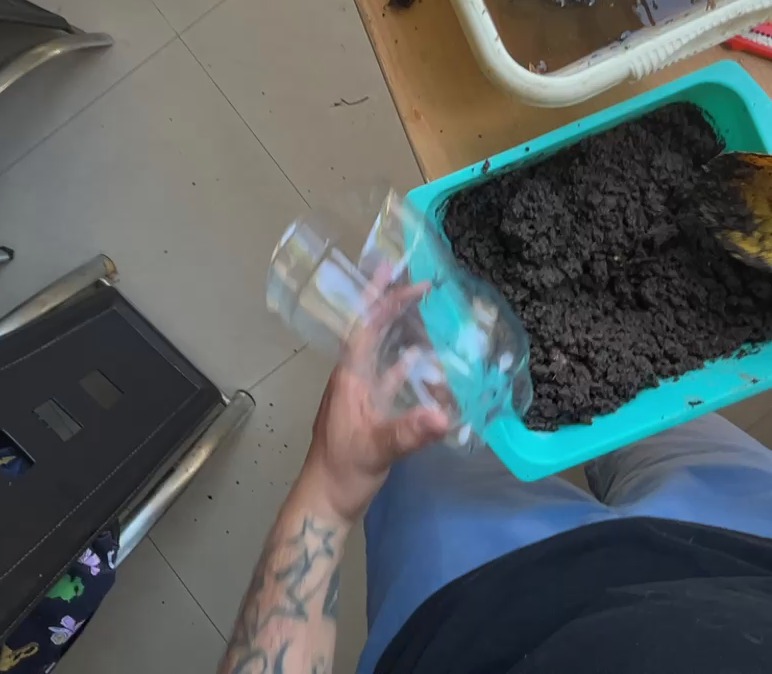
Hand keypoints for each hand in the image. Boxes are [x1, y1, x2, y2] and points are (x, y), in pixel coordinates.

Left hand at [298, 281, 449, 519]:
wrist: (326, 500)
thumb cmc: (343, 470)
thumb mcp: (376, 450)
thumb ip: (408, 433)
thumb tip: (445, 415)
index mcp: (349, 375)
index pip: (363, 325)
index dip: (378, 297)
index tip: (394, 271)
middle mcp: (353, 376)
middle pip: (372, 329)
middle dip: (391, 303)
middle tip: (418, 280)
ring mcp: (361, 391)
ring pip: (381, 348)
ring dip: (398, 326)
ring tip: (422, 307)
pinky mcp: (370, 407)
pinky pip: (389, 373)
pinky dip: (405, 361)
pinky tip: (422, 357)